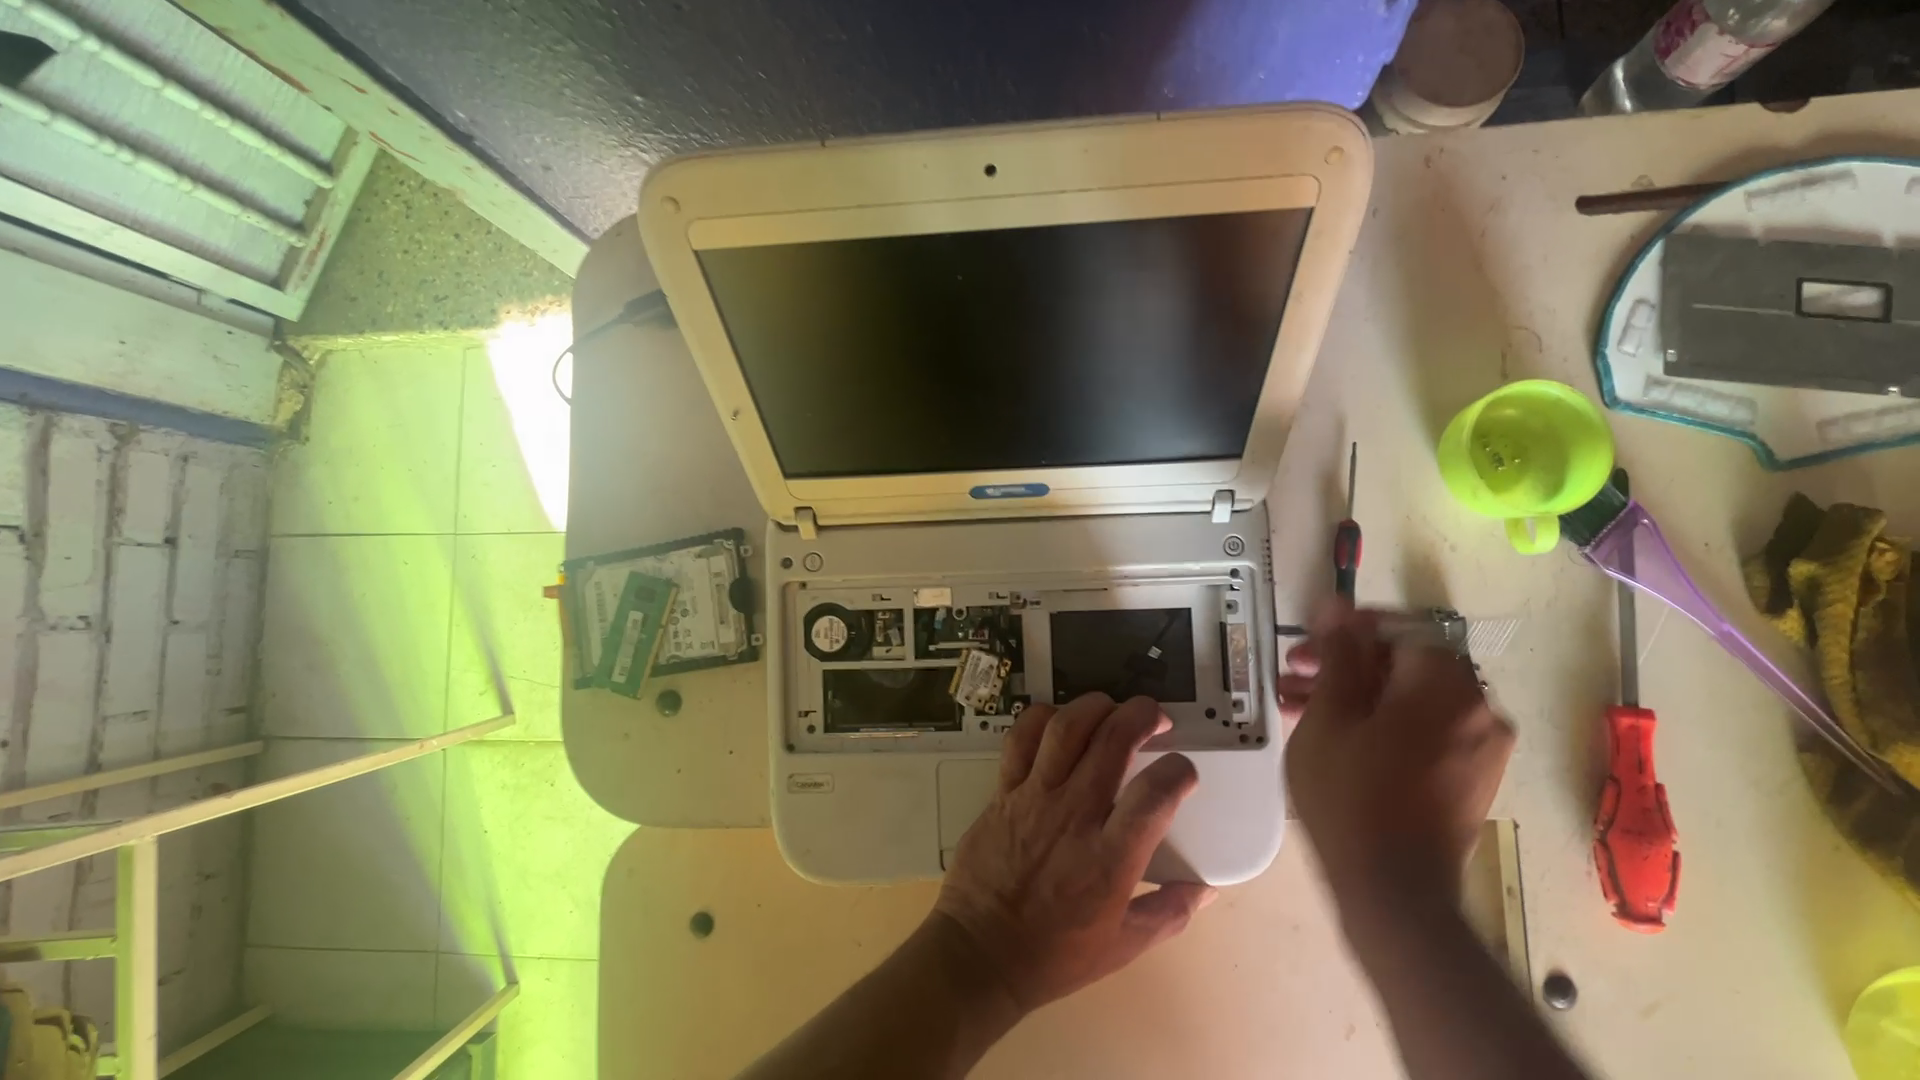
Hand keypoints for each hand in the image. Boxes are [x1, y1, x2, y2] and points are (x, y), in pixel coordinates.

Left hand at [931, 693, 1215, 1013]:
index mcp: (1110, 859)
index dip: (1180, 772)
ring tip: (1111, 708)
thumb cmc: (1054, 955)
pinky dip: (1042, 718)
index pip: (1156, 795)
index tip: (1184, 773)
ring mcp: (1034, 799)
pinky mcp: (1002, 792)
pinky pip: (1020, 739)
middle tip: (1155, 717)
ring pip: (1067, 728)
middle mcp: (1074, 817)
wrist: (980, 954)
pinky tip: (1059, 720)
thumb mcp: (1124, 945)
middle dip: (1142, 716)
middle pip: (1113, 742)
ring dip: (1095, 706)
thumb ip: (1171, 913)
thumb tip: (1208, 889)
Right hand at [1283, 602, 1514, 911]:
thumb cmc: (1351, 796)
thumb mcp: (1330, 716)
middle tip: (1295, 678)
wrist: (1393, 892)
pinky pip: (1426, 731)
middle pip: (1406, 664)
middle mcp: (1479, 709)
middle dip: (1347, 665)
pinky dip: (1384, 725)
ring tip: (1302, 710)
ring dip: (1359, 696)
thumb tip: (1337, 604)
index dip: (1349, 629)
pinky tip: (1337, 740)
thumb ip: (1337, 654)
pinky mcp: (1472, 779)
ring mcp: (1481, 748)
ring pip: (1412, 700)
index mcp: (1447, 685)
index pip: (1400, 629)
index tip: (1308, 645)